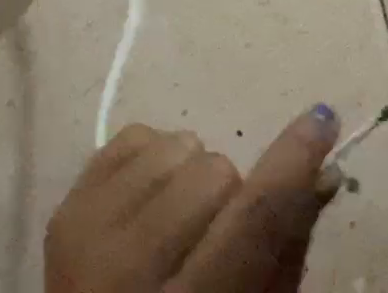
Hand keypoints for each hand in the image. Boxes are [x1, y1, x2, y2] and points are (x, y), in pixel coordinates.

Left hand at [46, 106, 340, 292]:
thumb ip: (288, 246)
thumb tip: (322, 170)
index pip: (252, 220)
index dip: (291, 163)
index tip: (322, 118)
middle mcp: (129, 270)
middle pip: (215, 174)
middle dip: (229, 192)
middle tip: (217, 228)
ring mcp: (87, 234)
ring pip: (177, 146)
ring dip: (190, 175)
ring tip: (178, 218)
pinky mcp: (65, 208)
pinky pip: (135, 136)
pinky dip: (153, 161)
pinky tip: (148, 203)